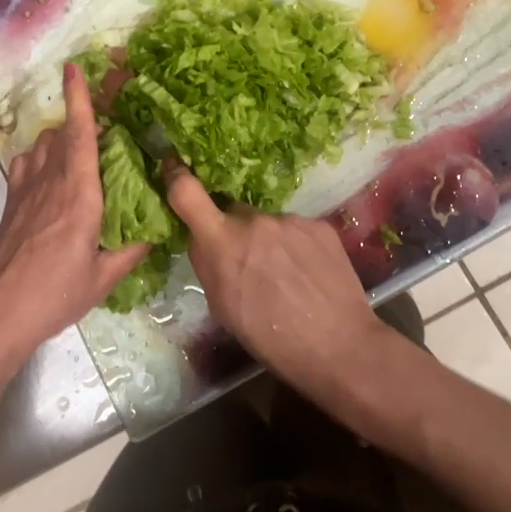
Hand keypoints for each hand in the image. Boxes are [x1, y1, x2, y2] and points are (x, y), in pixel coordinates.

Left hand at [0, 63, 148, 360]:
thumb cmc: (55, 293)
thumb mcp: (102, 278)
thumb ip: (130, 251)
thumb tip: (153, 232)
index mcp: (79, 193)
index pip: (80, 133)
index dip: (79, 97)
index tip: (75, 68)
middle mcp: (50, 180)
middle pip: (62, 133)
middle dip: (80, 121)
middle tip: (105, 129)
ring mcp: (25, 189)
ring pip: (43, 145)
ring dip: (61, 138)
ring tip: (79, 153)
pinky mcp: (11, 202)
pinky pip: (26, 163)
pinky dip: (40, 158)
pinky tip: (49, 176)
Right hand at [165, 161, 384, 387]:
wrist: (339, 348)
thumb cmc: (271, 339)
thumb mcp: (222, 307)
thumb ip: (208, 264)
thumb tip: (204, 240)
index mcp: (222, 242)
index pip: (186, 192)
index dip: (175, 175)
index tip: (171, 164)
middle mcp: (254, 220)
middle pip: (233, 213)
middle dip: (234, 232)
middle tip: (249, 265)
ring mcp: (289, 220)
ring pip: (266, 224)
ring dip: (267, 242)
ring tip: (285, 278)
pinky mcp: (318, 226)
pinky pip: (295, 230)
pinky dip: (295, 247)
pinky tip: (307, 275)